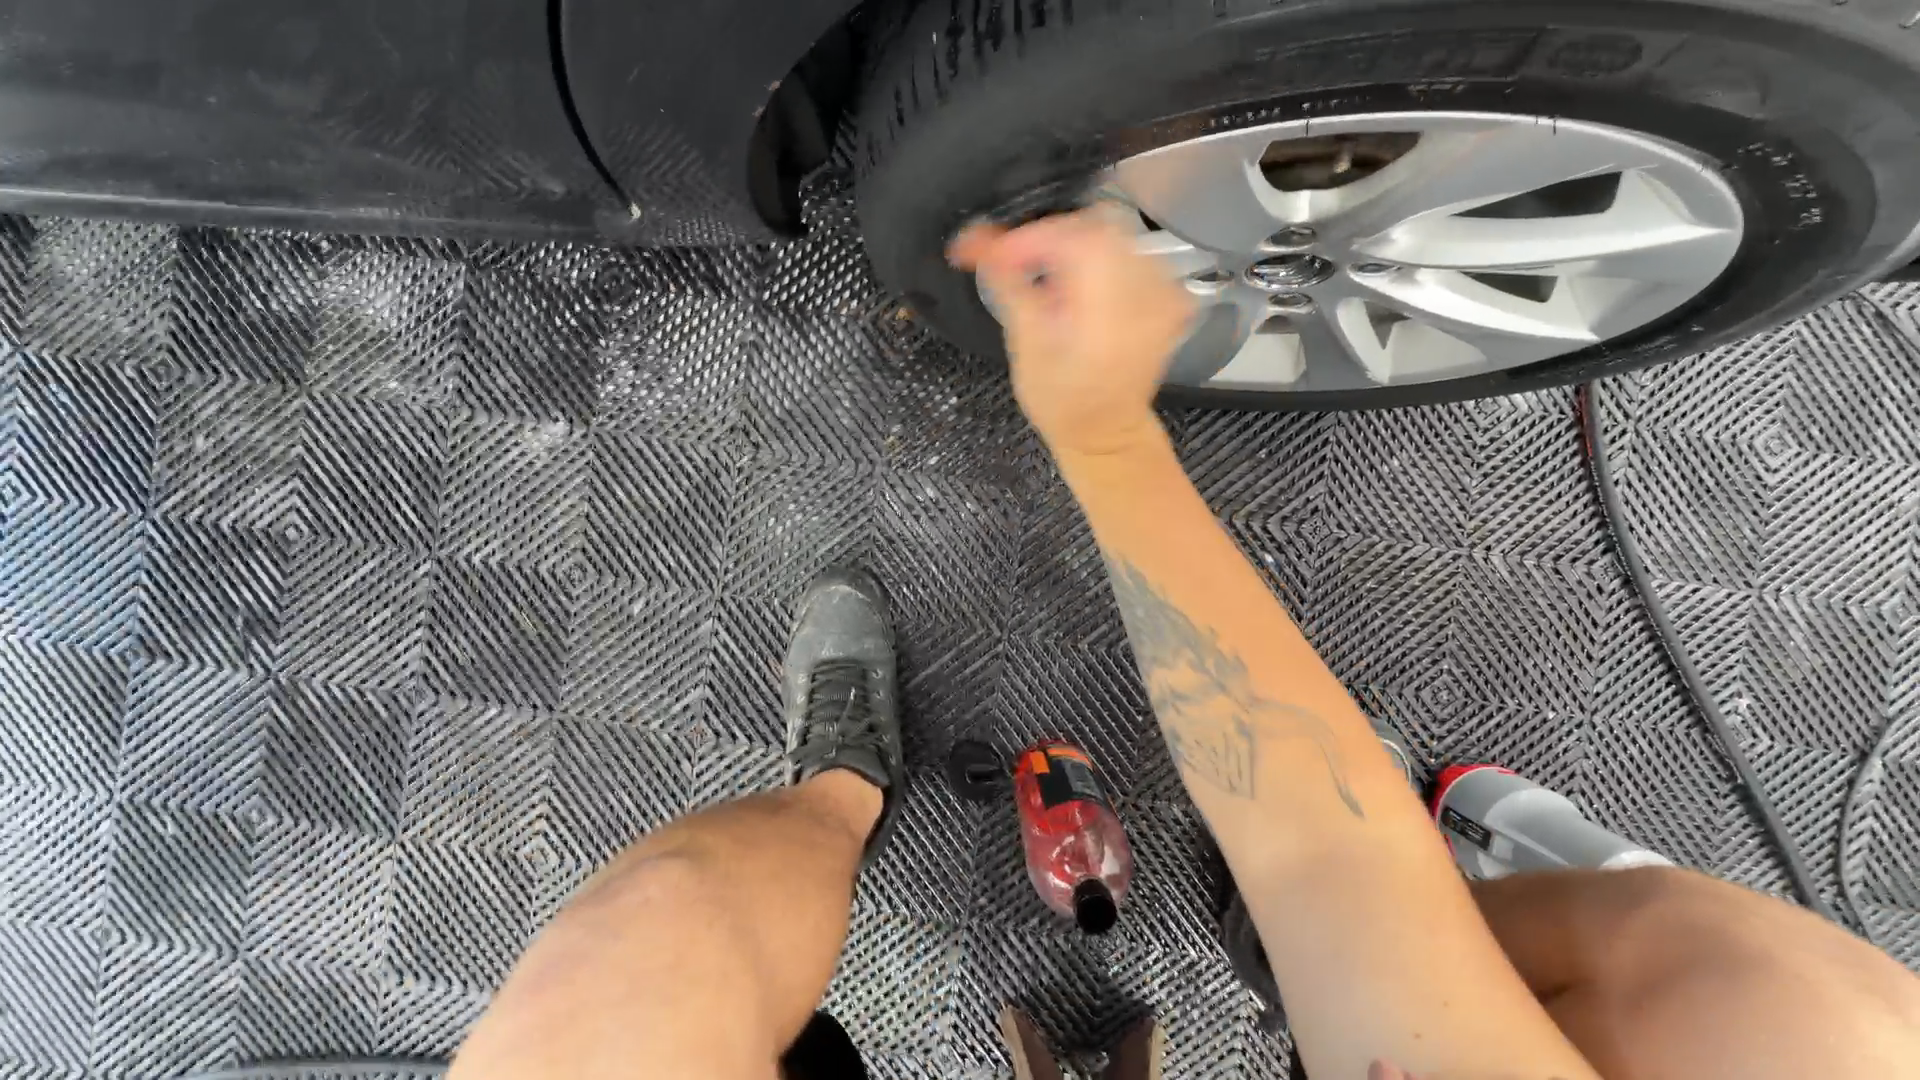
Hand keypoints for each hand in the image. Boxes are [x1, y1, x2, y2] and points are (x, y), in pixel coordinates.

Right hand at [948, 206, 1194, 457]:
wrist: (1105, 433)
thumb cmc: (1061, 400)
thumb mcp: (1026, 343)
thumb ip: (1007, 281)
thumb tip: (979, 239)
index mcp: (1110, 305)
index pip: (1070, 236)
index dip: (1026, 237)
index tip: (990, 248)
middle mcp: (1147, 290)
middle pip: (1094, 226)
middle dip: (1049, 238)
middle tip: (1018, 264)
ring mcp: (1165, 292)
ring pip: (1114, 236)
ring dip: (1075, 250)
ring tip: (1052, 286)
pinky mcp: (1169, 297)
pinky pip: (1132, 255)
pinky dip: (1101, 262)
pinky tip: (1083, 292)